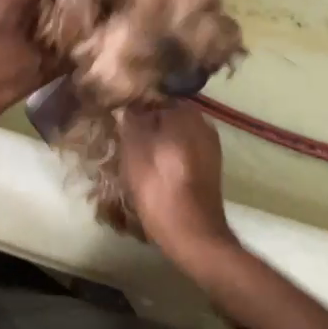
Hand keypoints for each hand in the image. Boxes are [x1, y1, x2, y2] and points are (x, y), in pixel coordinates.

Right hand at [118, 101, 236, 261]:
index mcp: (187, 112)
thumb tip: (129, 102)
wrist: (192, 234)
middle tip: (122, 133)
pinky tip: (152, 168)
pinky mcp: (209, 169)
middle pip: (166, 114)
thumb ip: (131, 117)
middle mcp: (203, 123)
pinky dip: (167, 155)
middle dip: (146, 121)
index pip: (155, 94)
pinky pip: (182, 151)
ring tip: (133, 152)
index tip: (117, 112)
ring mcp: (210, 147)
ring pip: (174, 133)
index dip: (134, 102)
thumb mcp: (133, 146)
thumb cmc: (158, 185)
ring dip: (156, 139)